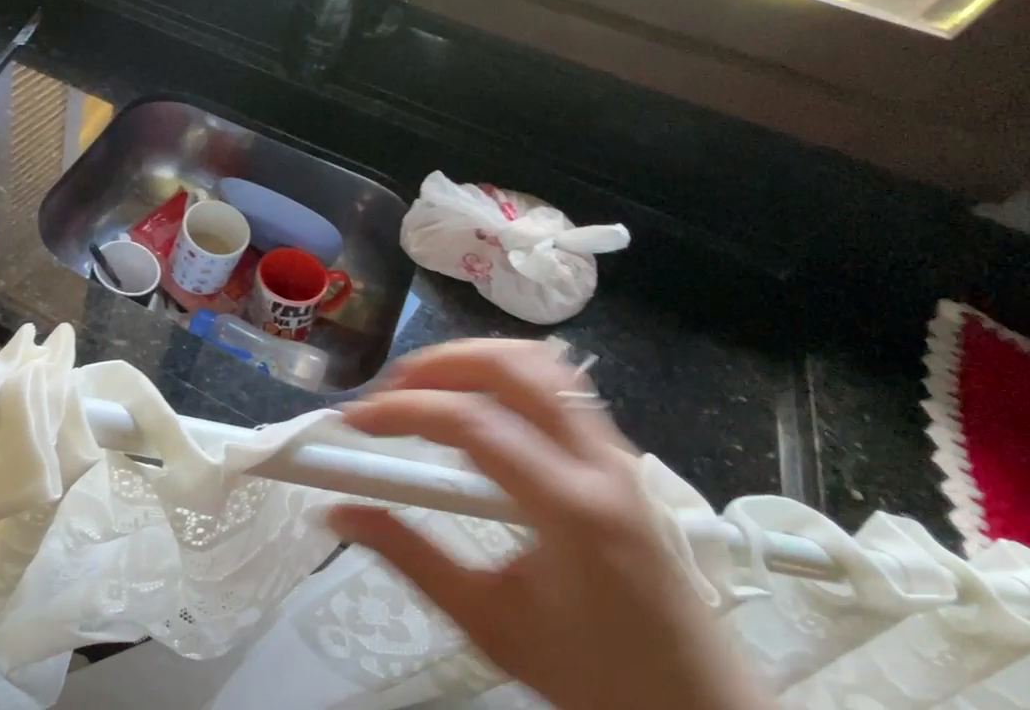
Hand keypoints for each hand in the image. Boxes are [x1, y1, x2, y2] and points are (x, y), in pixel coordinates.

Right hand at [327, 340, 771, 709]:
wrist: (698, 709)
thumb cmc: (594, 674)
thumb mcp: (489, 623)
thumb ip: (411, 558)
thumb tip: (339, 513)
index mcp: (572, 508)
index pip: (474, 423)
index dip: (402, 411)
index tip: (350, 422)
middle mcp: (602, 464)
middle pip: (517, 368)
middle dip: (441, 364)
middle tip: (388, 391)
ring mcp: (617, 456)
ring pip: (543, 367)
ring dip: (474, 362)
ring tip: (424, 390)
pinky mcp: (617, 461)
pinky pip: (557, 390)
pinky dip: (501, 379)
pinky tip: (470, 411)